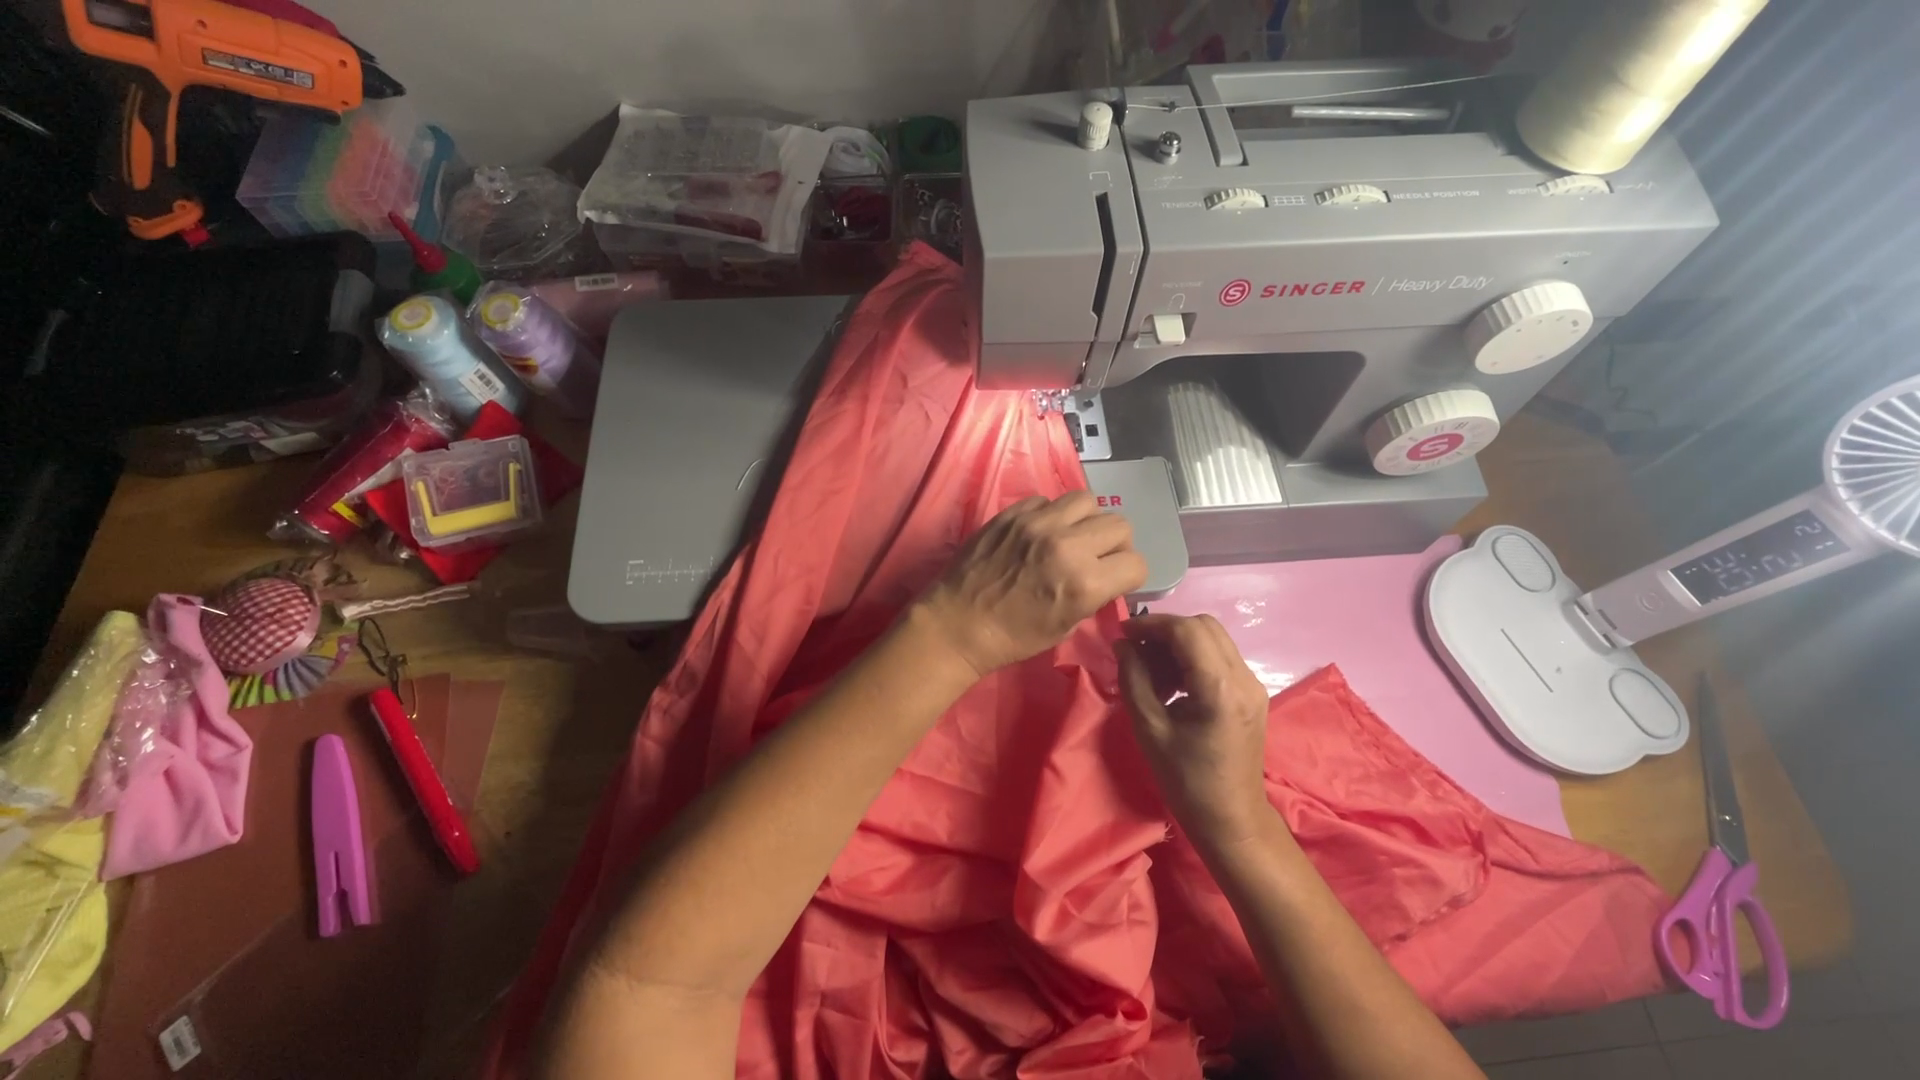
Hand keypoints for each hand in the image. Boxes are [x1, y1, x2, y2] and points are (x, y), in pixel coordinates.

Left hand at [915, 492, 1147, 678]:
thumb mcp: (1066, 626)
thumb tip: (1105, 576)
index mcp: (1085, 583)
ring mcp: (1038, 524)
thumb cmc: (1012, 637)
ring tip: (1071, 538)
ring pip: (1088, 501)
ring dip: (1087, 520)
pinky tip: (1039, 534)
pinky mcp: (1013, 513)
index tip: (1115, 580)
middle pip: (1119, 526)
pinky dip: (1052, 515)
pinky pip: (1049, 500)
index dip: (1129, 575)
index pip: (1137, 563)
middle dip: (1115, 545)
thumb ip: (1093, 595)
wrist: (957, 624)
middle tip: (1096, 558)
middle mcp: (1067, 546)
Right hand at [1116, 614, 1272, 848]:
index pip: (1186, 631)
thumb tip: (1123, 645)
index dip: (1152, 625)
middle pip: (1203, 626)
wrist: (1231, 818)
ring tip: (1151, 670)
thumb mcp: (1150, 729)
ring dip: (1179, 643)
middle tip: (1136, 650)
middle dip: (1166, 631)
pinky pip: (1221, 657)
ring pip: (1213, 639)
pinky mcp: (1253, 693)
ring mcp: (1253, 684)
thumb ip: (1134, 679)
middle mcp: (1244, 677)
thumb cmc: (1186, 781)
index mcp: (1219, 688)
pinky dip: (1194, 658)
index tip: (1123, 632)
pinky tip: (1173, 683)